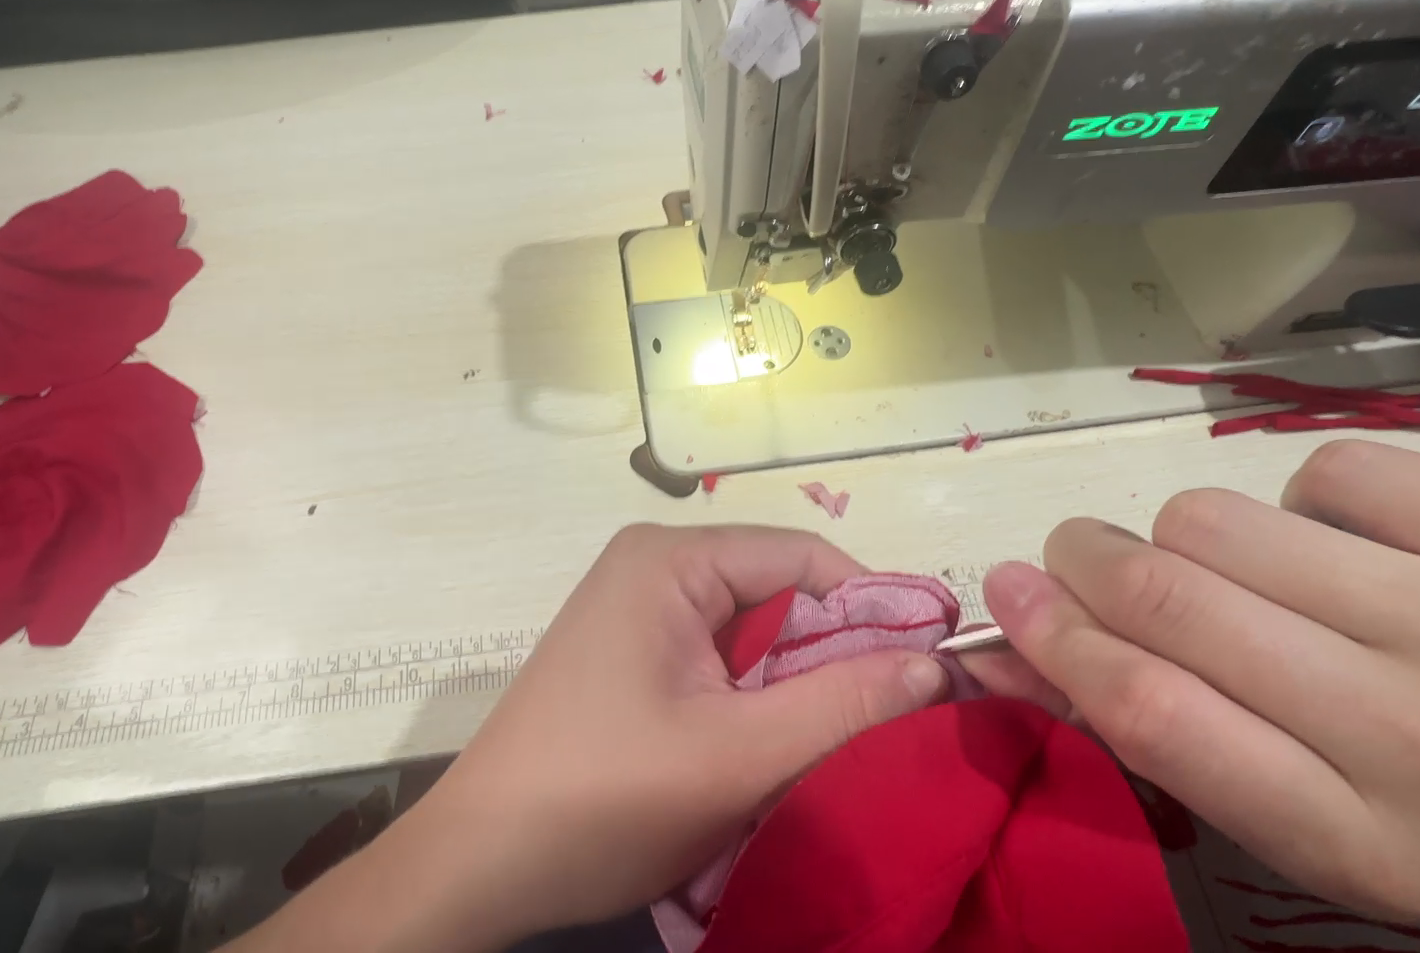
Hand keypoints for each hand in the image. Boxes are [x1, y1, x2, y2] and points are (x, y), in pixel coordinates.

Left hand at [238, 524, 947, 952]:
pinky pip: (722, 661)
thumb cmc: (602, 797)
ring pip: (755, 633)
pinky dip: (760, 700)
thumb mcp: (736, 755)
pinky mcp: (636, 654)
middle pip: (779, 593)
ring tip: (845, 743)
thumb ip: (841, 704)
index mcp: (670, 560)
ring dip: (800, 686)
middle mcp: (655, 567)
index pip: (802, 557)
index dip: (875, 607)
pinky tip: (782, 747)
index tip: (934, 671)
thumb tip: (937, 663)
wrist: (482, 861)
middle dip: (837, 655)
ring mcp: (641, 611)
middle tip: (899, 721)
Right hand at [966, 440, 1419, 915]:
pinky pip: (1322, 470)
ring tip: (1241, 570)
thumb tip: (994, 642)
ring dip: (1190, 536)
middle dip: (1084, 558)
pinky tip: (1348, 546)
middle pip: (1168, 598)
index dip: (1056, 639)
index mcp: (1363, 843)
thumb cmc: (1409, 791)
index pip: (1152, 711)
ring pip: (1219, 519)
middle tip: (1075, 553)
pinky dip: (1300, 500)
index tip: (1006, 591)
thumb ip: (1129, 720)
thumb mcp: (1275, 796)